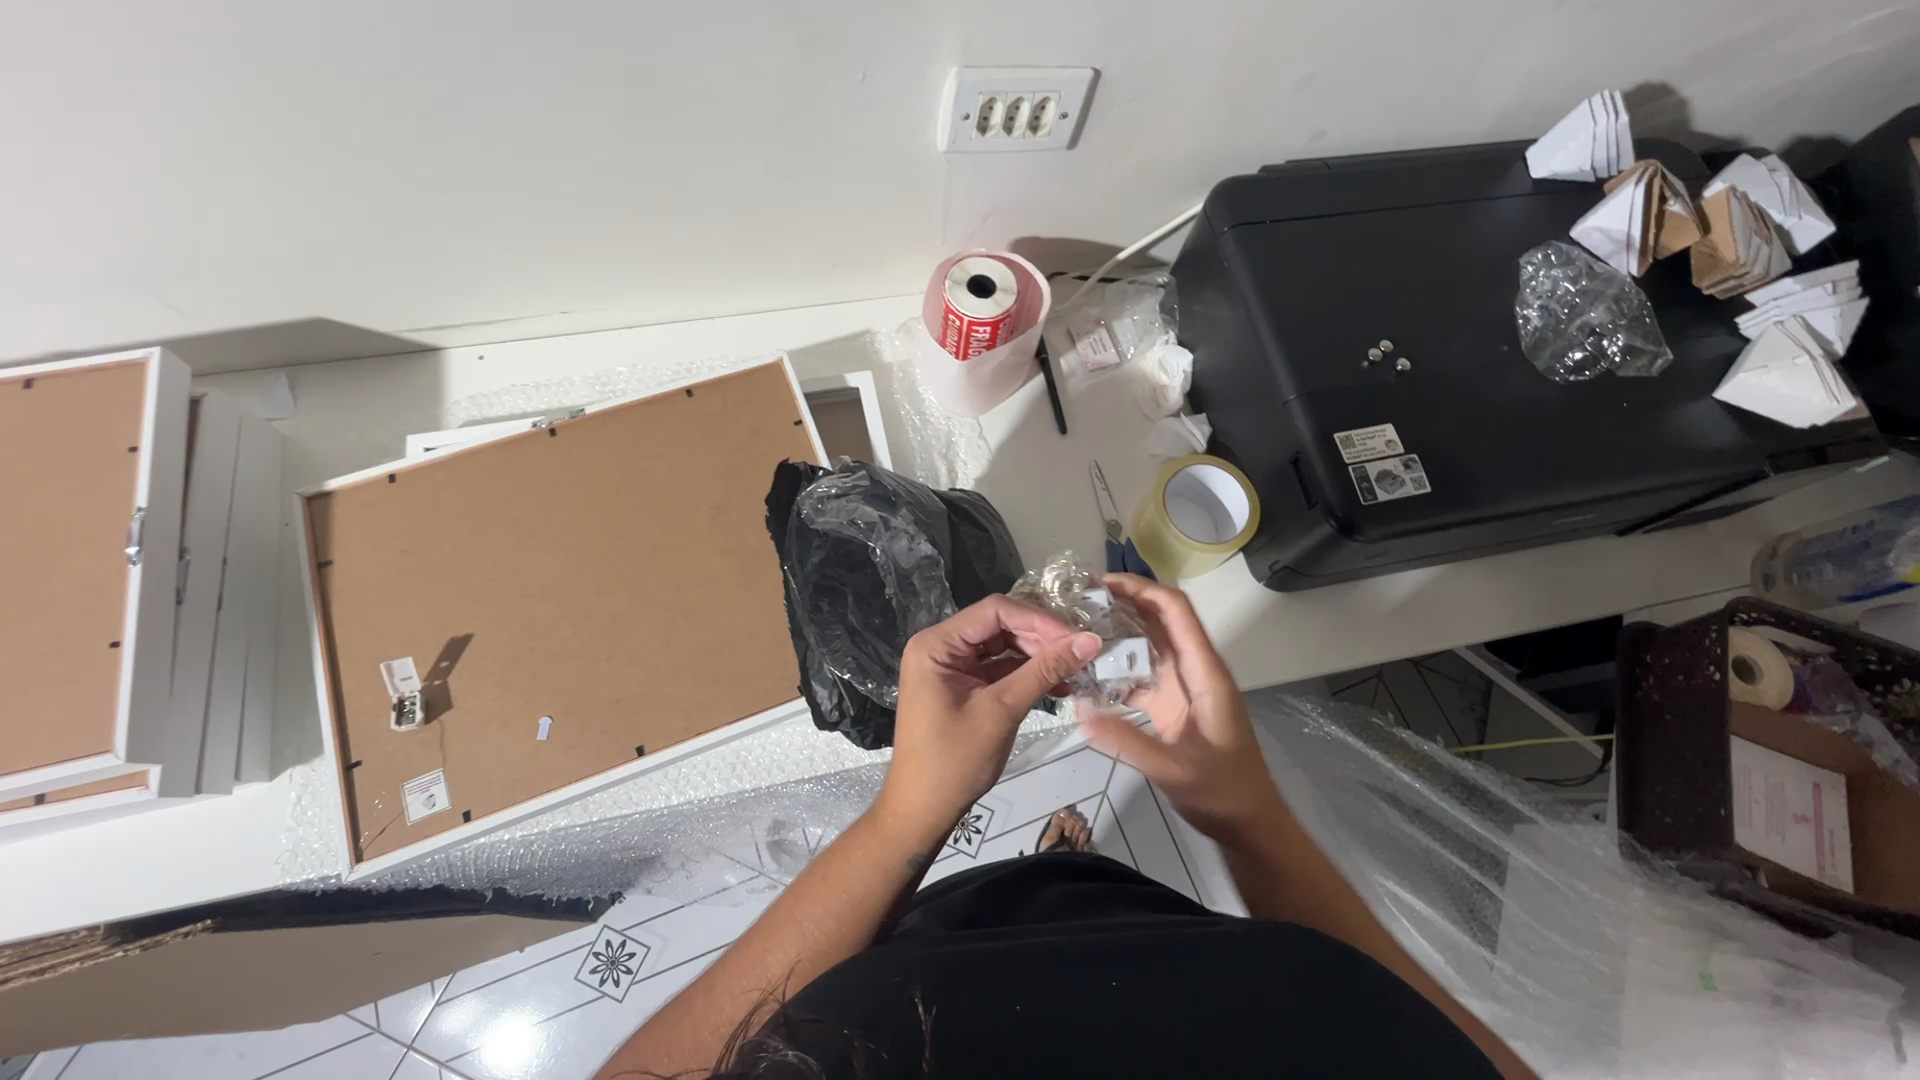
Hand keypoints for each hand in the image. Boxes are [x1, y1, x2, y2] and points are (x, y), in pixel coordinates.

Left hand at [878, 595, 1101, 840]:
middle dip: (1041, 638)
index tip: (1077, 636)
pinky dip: (1026, 674)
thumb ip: (1044, 670)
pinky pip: (999, 668)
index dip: (1038, 619)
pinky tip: (1058, 685)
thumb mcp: (1002, 710)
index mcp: (936, 644)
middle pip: (1000, 625)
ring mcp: (951, 666)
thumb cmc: (954, 761)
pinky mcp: (962, 686)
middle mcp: (940, 646)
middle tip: (1082, 653)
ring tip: (1076, 669)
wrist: (923, 810)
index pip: (994, 611)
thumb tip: (1090, 640)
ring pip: (1003, 646)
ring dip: (1038, 656)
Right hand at [1077, 574, 1282, 842]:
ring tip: (1075, 627)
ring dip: (1117, 632)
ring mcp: (1183, 688)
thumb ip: (1126, 740)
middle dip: (1123, 603)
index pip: (1176, 612)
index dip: (1141, 590)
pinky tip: (1087, 673)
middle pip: (1160, 620)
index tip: (1101, 583)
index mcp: (1205, 673)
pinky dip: (1117, 669)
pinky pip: (1142, 675)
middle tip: (1076, 600)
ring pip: (1149, 645)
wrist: (1249, 824)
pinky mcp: (1172, 706)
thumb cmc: (1223, 792)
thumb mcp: (1173, 769)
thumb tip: (1080, 711)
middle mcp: (1195, 671)